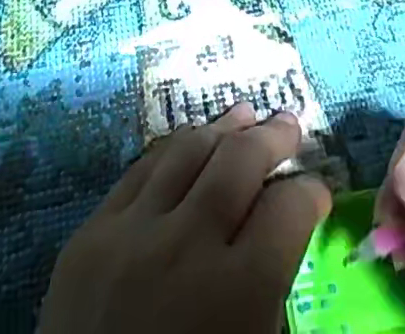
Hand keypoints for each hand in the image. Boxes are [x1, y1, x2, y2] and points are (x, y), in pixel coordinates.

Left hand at [38, 103, 332, 333]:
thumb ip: (272, 287)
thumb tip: (287, 228)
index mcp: (238, 291)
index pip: (288, 211)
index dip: (311, 194)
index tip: (315, 192)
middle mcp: (186, 247)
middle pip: (238, 162)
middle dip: (272, 137)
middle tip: (289, 123)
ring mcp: (131, 234)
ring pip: (187, 152)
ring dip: (222, 128)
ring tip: (244, 113)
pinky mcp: (88, 235)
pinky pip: (138, 171)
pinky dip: (171, 151)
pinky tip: (189, 142)